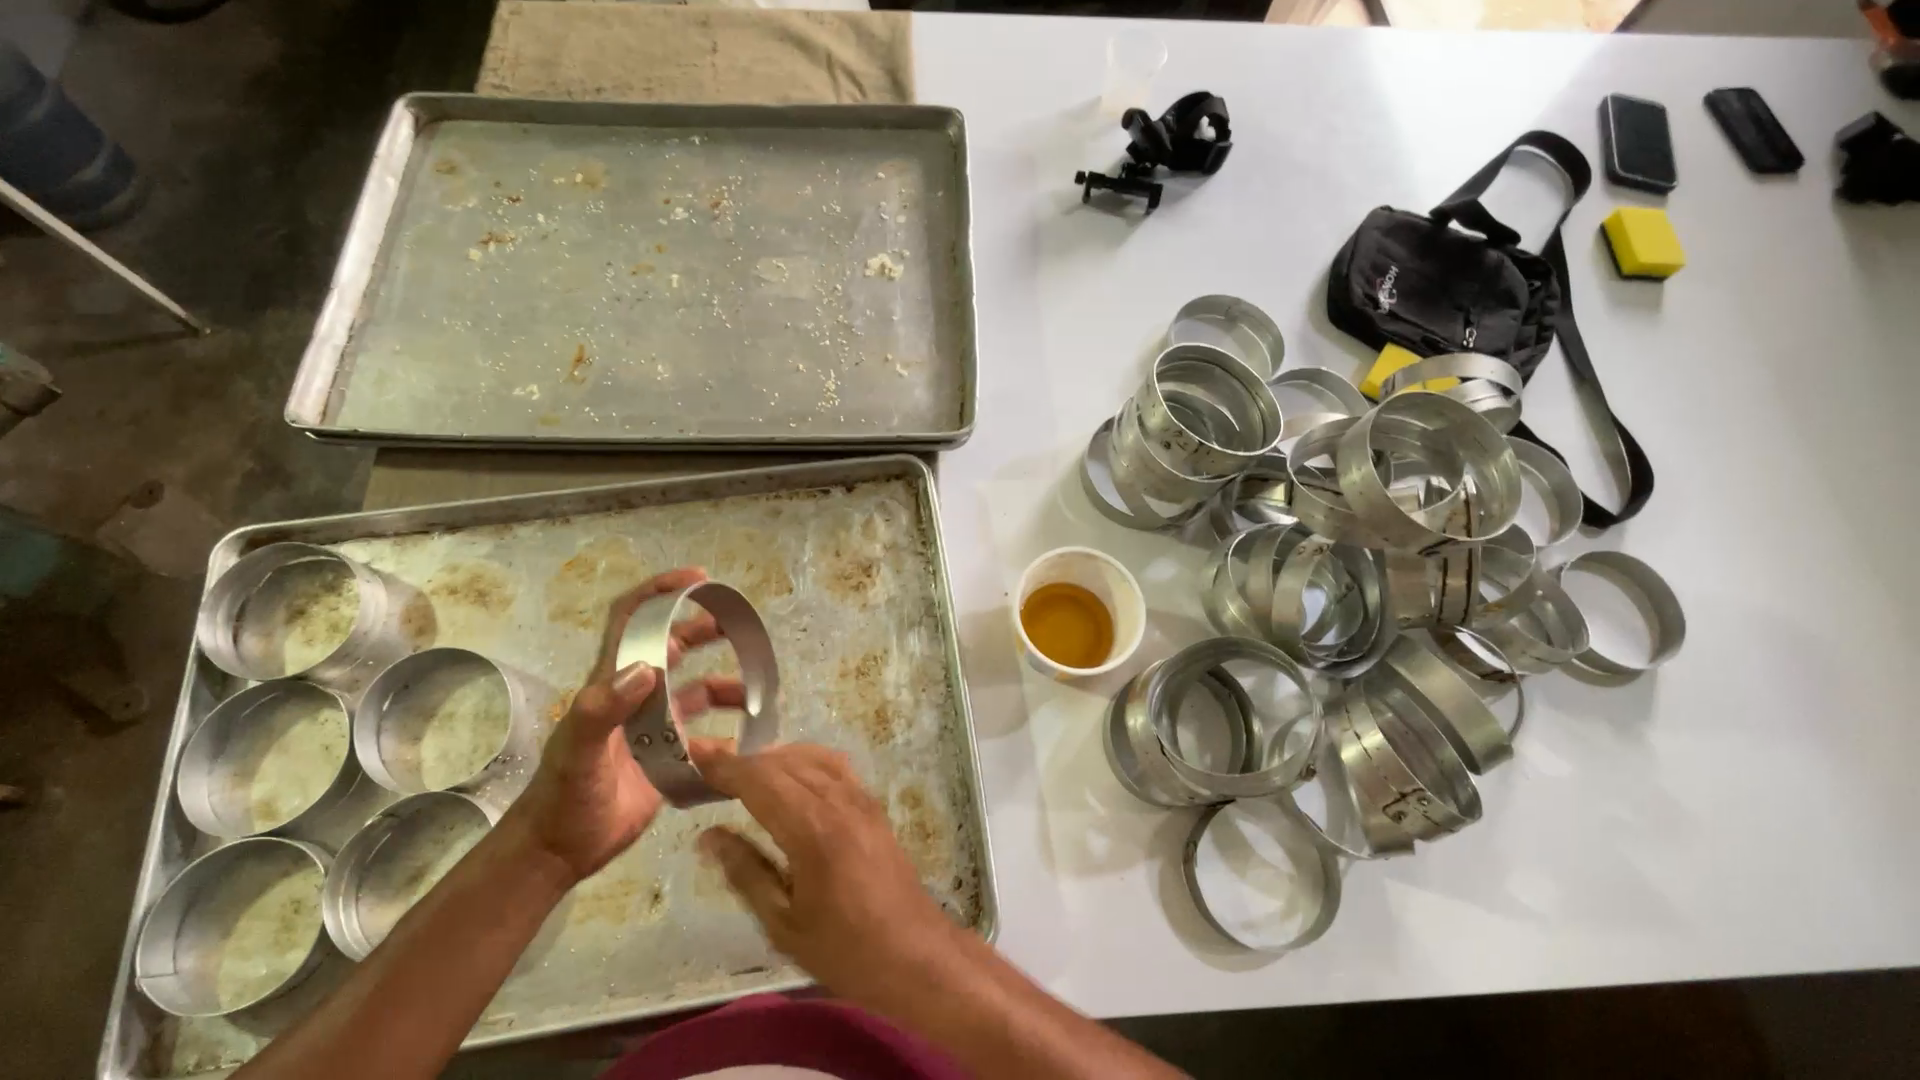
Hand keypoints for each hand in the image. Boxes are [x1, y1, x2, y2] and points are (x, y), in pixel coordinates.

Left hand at [507, 567, 746, 882]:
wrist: (559, 850)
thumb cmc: (563, 796)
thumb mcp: (578, 751)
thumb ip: (604, 709)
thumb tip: (648, 668)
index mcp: (610, 683)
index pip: (631, 620)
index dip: (660, 592)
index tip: (698, 580)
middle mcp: (635, 697)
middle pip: (671, 647)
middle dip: (702, 629)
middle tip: (737, 625)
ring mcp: (652, 728)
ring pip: (695, 692)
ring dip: (727, 686)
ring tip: (758, 691)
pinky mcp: (668, 758)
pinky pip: (706, 737)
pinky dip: (730, 735)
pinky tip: (750, 744)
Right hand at [690, 741, 972, 1004]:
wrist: (915, 955)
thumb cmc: (845, 950)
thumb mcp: (783, 922)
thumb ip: (746, 871)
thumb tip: (709, 836)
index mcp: (813, 829)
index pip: (760, 780)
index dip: (725, 766)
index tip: (694, 756)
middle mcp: (839, 802)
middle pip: (784, 762)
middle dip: (743, 759)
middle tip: (708, 763)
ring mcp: (862, 800)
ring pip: (812, 758)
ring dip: (774, 758)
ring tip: (741, 770)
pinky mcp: (874, 807)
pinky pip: (835, 767)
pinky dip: (805, 761)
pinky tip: (789, 777)